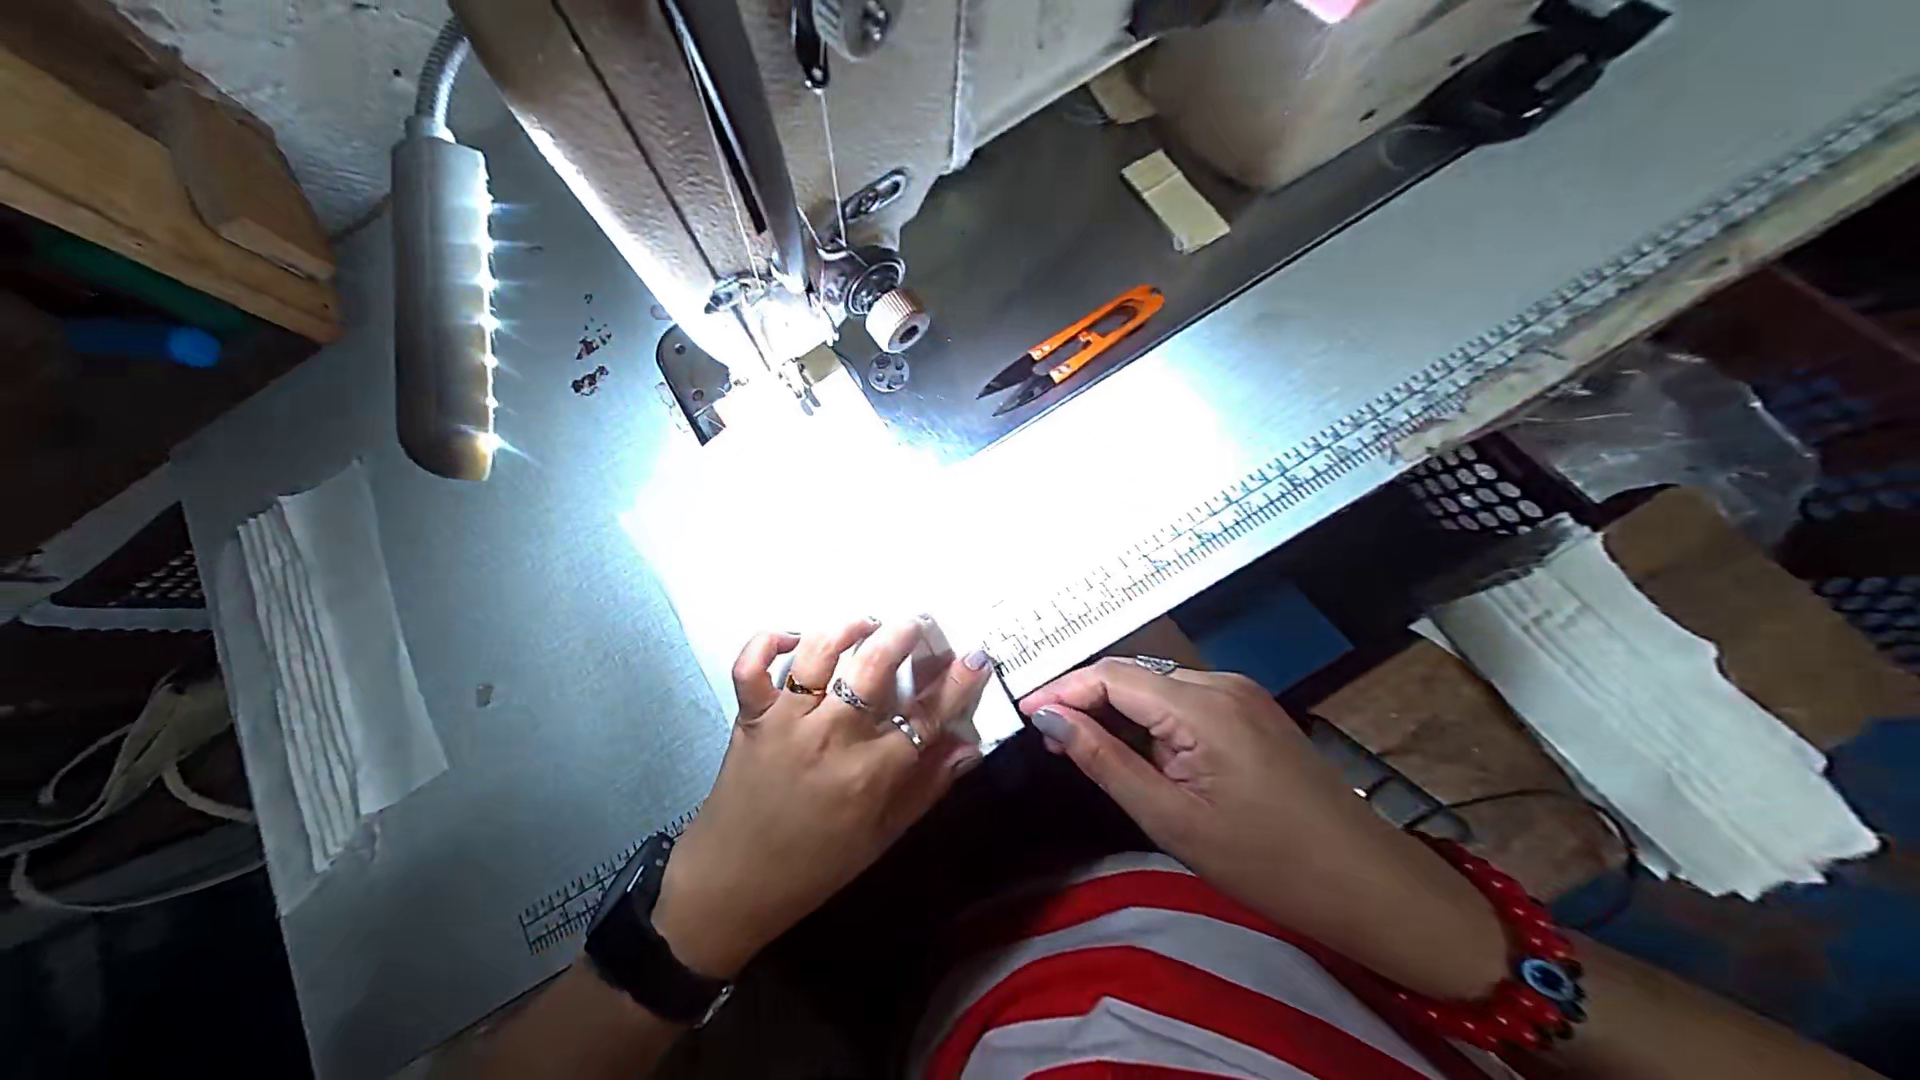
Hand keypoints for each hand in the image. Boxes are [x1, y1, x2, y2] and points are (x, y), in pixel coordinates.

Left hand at [650, 617, 993, 979]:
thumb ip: (927, 788)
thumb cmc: (816, 865)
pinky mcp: (750, 718)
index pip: (925, 716)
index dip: (956, 684)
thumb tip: (969, 747)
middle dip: (902, 636)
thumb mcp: (882, 837)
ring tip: (866, 622)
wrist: (734, 885)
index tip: (975, 656)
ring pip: (819, 656)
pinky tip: (792, 637)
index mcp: (870, 774)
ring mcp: (786, 723)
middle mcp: (831, 738)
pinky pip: (750, 668)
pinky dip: (766, 642)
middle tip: (917, 622)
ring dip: (846, 630)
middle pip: (873, 669)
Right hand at [1020, 658, 1507, 999]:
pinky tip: (1139, 748)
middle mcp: (1220, 683)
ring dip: (1117, 708)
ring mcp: (1241, 693)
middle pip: (1133, 674)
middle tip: (1051, 738)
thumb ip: (1104, 761)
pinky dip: (1151, 717)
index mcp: (1201, 707)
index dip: (1062, 690)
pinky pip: (1185, 699)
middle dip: (1086, 699)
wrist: (1368, 883)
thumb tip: (1050, 720)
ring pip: (1156, 685)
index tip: (1026, 715)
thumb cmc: (1265, 861)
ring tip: (1086, 746)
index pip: (1111, 676)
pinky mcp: (1252, 708)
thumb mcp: (1170, 817)